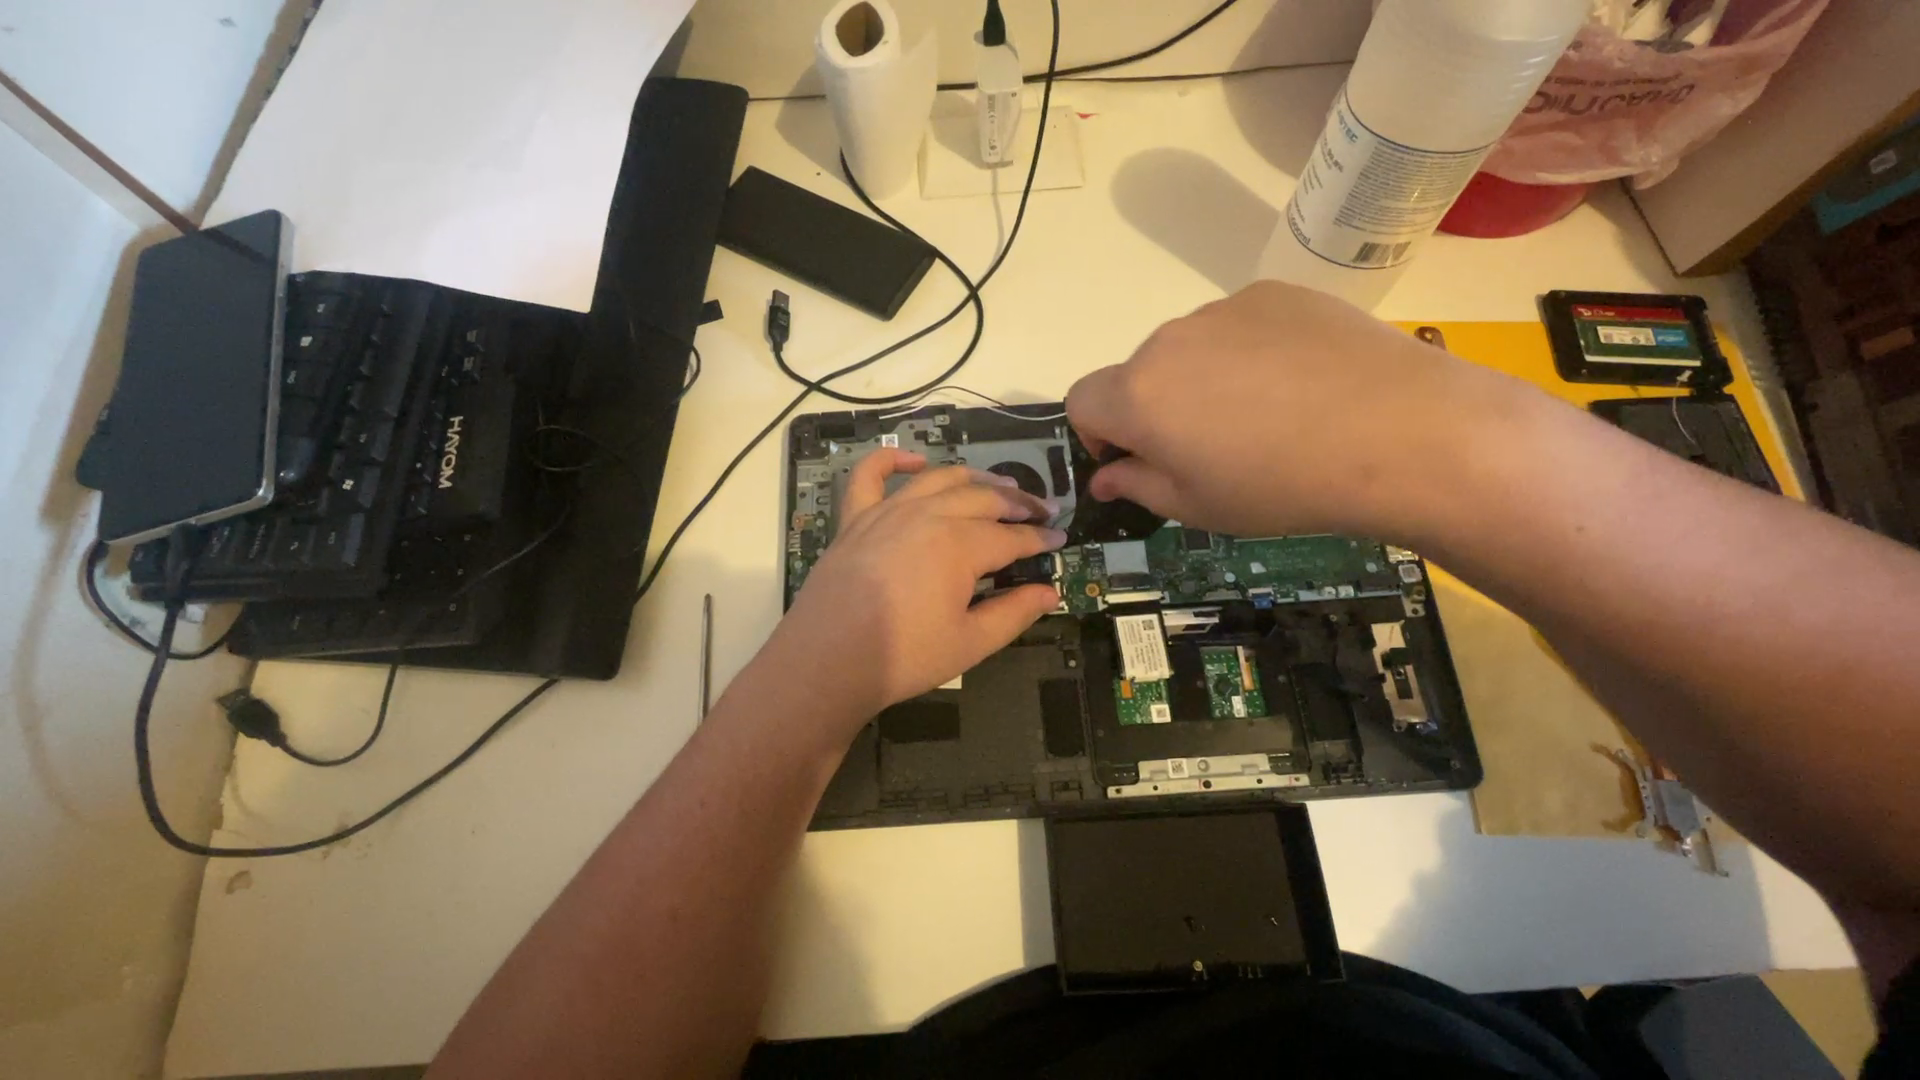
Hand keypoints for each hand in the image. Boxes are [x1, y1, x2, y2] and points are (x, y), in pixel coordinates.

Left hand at [760, 450, 1065, 739]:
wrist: (827, 660)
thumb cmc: (904, 656)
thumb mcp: (970, 643)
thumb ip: (1014, 613)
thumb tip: (1049, 592)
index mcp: (960, 544)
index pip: (1012, 536)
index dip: (1039, 538)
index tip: (1060, 539)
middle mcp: (928, 515)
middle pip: (983, 498)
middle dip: (1018, 504)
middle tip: (1041, 510)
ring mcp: (888, 512)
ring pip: (939, 479)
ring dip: (975, 478)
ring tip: (998, 485)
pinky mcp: (855, 519)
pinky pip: (871, 476)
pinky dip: (892, 460)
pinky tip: (913, 459)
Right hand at [1065, 281, 1536, 541]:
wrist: (1403, 434)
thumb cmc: (1283, 487)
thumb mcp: (1198, 507)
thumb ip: (1138, 487)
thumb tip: (1107, 475)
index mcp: (1138, 395)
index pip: (1081, 401)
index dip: (1096, 436)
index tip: (1136, 463)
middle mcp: (1168, 340)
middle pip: (1137, 375)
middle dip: (1155, 411)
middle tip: (1211, 451)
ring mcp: (1224, 309)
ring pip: (1190, 350)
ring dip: (1202, 381)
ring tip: (1267, 417)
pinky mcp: (1276, 293)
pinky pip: (1239, 326)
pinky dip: (1249, 354)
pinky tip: (1300, 385)